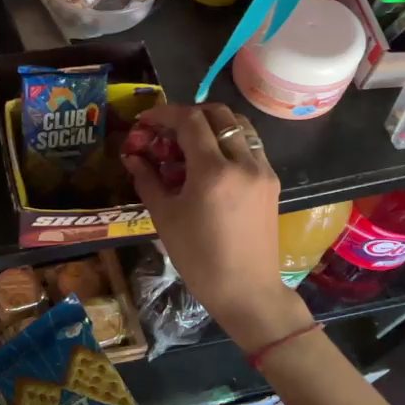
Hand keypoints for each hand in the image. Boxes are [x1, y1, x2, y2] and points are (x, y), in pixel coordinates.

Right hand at [122, 103, 312, 350]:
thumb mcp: (164, 216)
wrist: (246, 290)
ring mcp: (262, 171)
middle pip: (219, 114)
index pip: (190, 120)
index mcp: (213, 171)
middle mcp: (243, 162)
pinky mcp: (271, 182)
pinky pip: (250, 147)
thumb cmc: (197, 257)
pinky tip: (210, 163)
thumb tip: (132, 156)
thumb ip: (148, 179)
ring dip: (212, 125)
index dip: (164, 114)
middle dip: (189, 114)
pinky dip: (228, 143)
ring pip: (239, 127)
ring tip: (190, 143)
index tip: (146, 121)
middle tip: (168, 130)